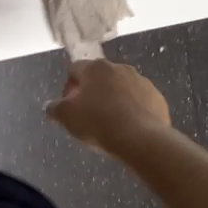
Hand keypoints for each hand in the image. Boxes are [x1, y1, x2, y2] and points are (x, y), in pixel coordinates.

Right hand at [45, 59, 173, 153]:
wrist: (141, 139)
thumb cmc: (99, 123)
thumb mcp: (67, 117)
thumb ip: (55, 108)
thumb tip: (51, 106)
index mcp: (95, 68)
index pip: (75, 69)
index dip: (69, 87)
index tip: (69, 106)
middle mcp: (119, 68)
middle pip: (100, 77)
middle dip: (93, 93)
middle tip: (88, 114)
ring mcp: (141, 81)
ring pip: (121, 88)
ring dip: (114, 99)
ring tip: (110, 123)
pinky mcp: (157, 97)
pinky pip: (140, 101)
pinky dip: (133, 110)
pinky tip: (129, 127)